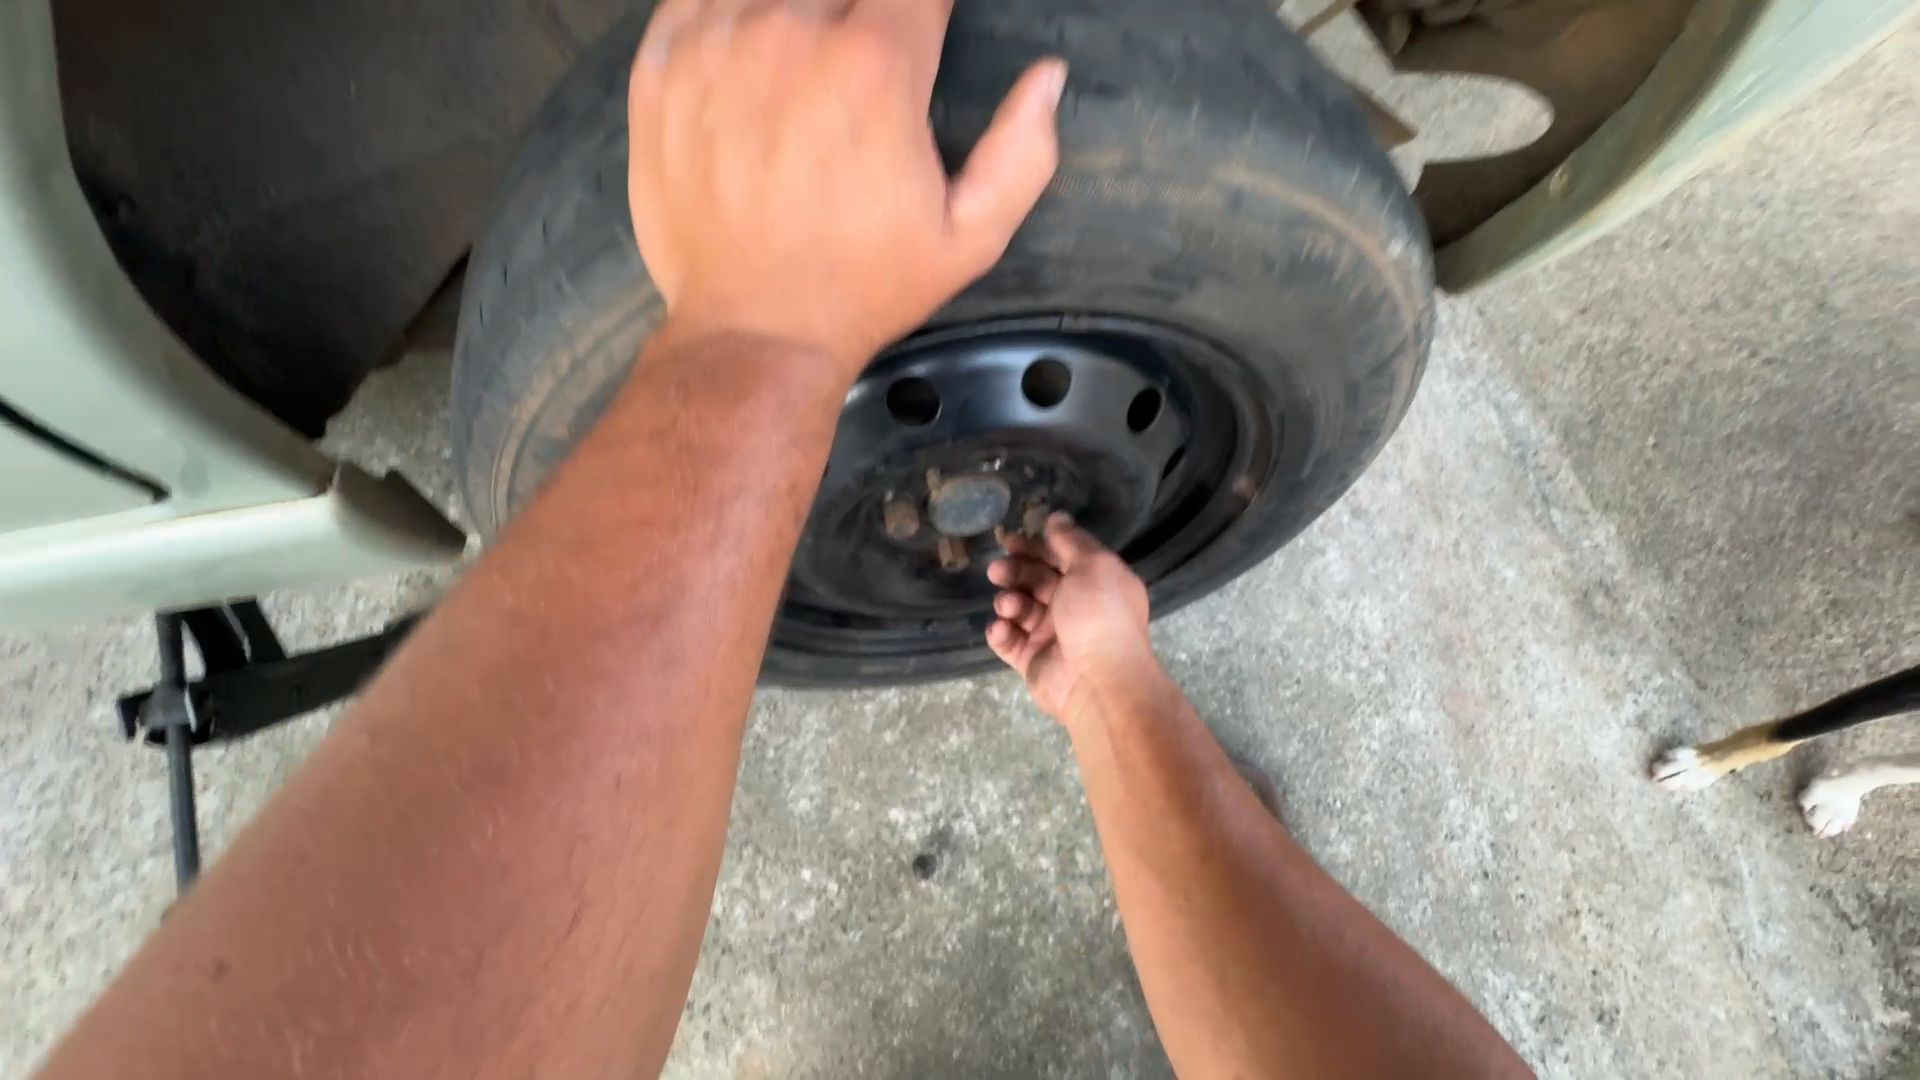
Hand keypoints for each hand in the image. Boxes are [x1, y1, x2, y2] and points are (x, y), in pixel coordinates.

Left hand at [627, 0, 1066, 373]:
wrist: (757, 333)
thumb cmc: (866, 289)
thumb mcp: (970, 242)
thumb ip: (1022, 154)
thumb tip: (1046, 79)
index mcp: (876, 66)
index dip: (925, 11)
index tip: (920, 42)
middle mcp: (791, 33)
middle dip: (862, 14)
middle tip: (863, 78)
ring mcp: (715, 44)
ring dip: (801, 16)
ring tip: (809, 77)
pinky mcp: (660, 68)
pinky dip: (731, 15)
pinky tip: (753, 63)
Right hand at [987, 514, 1164, 728]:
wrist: (1099, 682)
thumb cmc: (1098, 616)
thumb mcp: (1093, 565)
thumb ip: (1071, 540)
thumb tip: (1057, 518)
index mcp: (1094, 582)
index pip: (1060, 557)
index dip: (1035, 546)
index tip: (1010, 541)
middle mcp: (1074, 606)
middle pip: (1036, 579)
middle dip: (1015, 571)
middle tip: (997, 571)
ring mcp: (1052, 635)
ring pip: (1020, 608)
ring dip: (1009, 601)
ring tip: (1009, 605)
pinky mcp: (1032, 660)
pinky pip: (1009, 640)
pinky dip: (1001, 632)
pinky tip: (1002, 627)